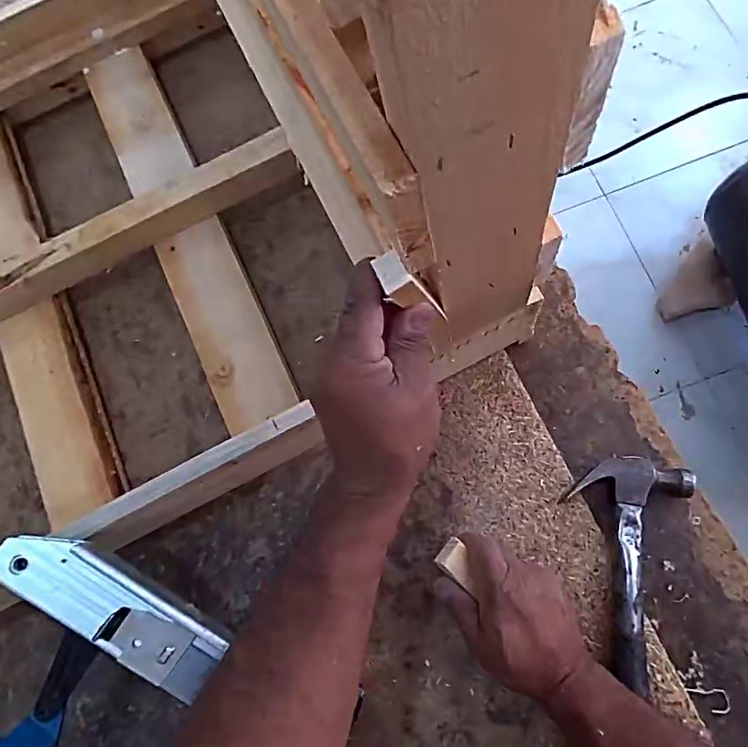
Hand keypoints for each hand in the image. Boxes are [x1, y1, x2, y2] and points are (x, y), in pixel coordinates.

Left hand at [310, 262, 439, 504]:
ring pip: (353, 330)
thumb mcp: (416, 389)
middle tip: (422, 295)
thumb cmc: (399, 441)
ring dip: (382, 321)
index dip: (380, 275)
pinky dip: (374, 341)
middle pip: (354, 311)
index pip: (359, 299)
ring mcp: (326, 372)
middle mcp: (330, 358)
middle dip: (386, 299)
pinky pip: (351, 349)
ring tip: (416, 322)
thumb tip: (416, 305)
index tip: (405, 263)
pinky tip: (399, 348)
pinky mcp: (330, 384)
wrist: (368, 483)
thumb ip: (412, 342)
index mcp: (351, 357)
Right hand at [434, 533, 592, 704]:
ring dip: (503, 572)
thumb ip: (459, 607)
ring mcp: (543, 577)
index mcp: (501, 584)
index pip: (482, 544)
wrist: (566, 676)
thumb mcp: (478, 641)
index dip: (466, 541)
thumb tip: (440, 583)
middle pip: (498, 548)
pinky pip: (530, 573)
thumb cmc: (516, 661)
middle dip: (482, 558)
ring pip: (514, 561)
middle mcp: (524, 573)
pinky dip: (520, 581)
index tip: (457, 551)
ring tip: (501, 601)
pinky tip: (522, 607)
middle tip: (475, 582)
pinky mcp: (557, 586)